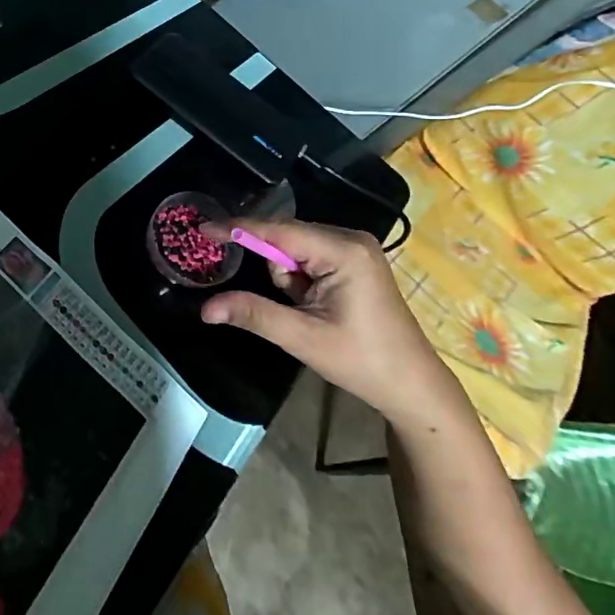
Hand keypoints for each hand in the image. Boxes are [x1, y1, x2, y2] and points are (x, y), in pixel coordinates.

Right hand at [200, 219, 460, 427]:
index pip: (278, 231)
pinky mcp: (354, 259)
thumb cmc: (362, 362)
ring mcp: (354, 247)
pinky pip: (307, 256)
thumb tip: (206, 308)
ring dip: (287, 277)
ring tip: (307, 310)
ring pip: (293, 247)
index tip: (202, 229)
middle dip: (274, 269)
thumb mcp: (302, 338)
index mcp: (344, 251)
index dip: (237, 229)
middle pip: (285, 236)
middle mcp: (350, 238)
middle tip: (288, 304)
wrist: (412, 386)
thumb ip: (253, 314)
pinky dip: (298, 277)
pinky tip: (313, 304)